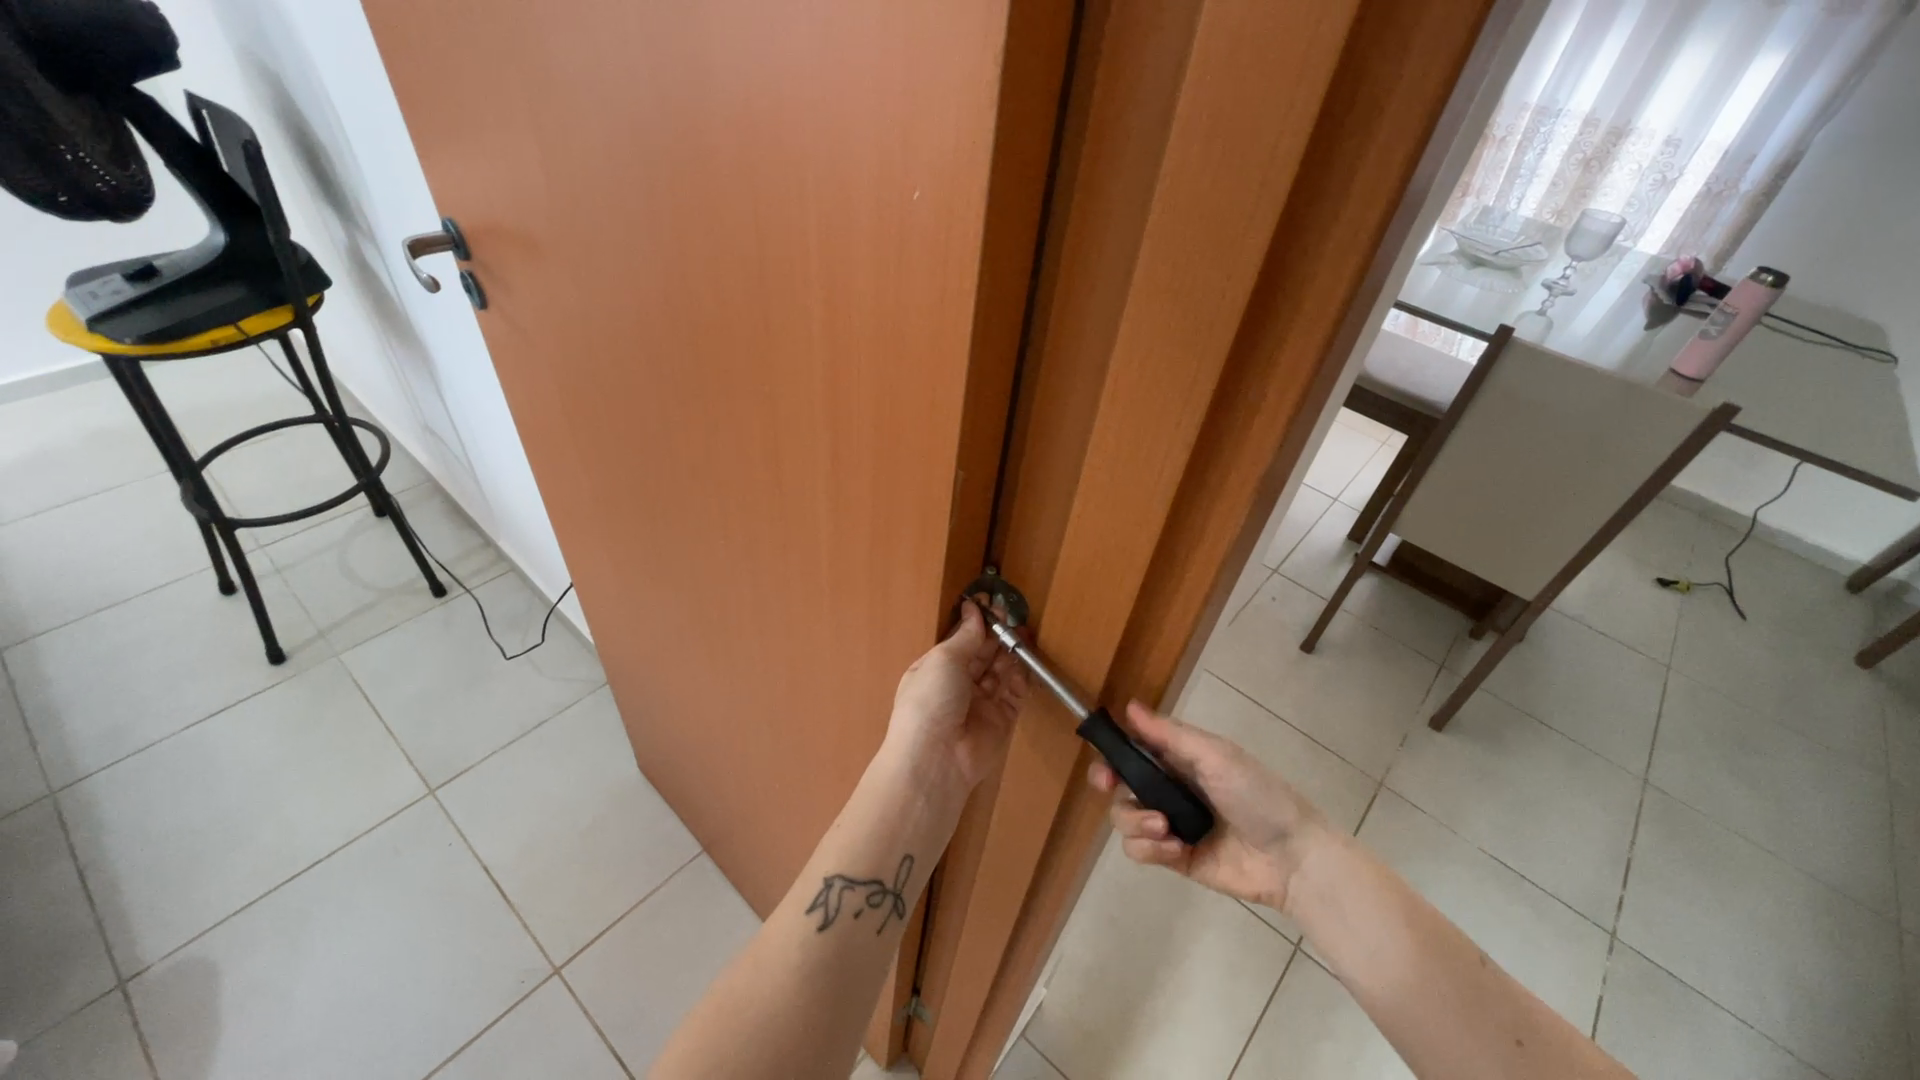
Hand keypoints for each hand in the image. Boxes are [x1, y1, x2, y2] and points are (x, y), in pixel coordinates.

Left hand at [886, 599, 1027, 792]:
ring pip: (1000, 672)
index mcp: (935, 669)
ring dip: (1010, 653)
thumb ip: (965, 636)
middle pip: (981, 655)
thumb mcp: (943, 660)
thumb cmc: (931, 700)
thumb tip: (973, 609)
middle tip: (1012, 614)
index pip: (959, 641)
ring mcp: (980, 704)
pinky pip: (1014, 694)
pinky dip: (1021, 677)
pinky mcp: (1001, 721)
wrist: (937, 758)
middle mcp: (957, 686)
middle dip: (996, 635)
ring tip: (1023, 632)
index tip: (991, 603)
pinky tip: (1027, 659)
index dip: (975, 623)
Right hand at [1090, 702, 1329, 913]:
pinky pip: (1138, 850)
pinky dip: (1148, 848)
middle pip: (1119, 784)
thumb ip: (1169, 735)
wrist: (1292, 857)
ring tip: (1165, 829)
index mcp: (1180, 760)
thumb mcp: (1216, 756)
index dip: (1112, 752)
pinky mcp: (1173, 857)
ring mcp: (1169, 825)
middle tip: (1110, 787)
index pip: (1133, 750)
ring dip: (1135, 821)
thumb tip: (1129, 706)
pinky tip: (1174, 847)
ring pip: (1124, 818)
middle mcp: (1170, 789)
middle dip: (1108, 784)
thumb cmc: (1258, 795)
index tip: (1104, 756)